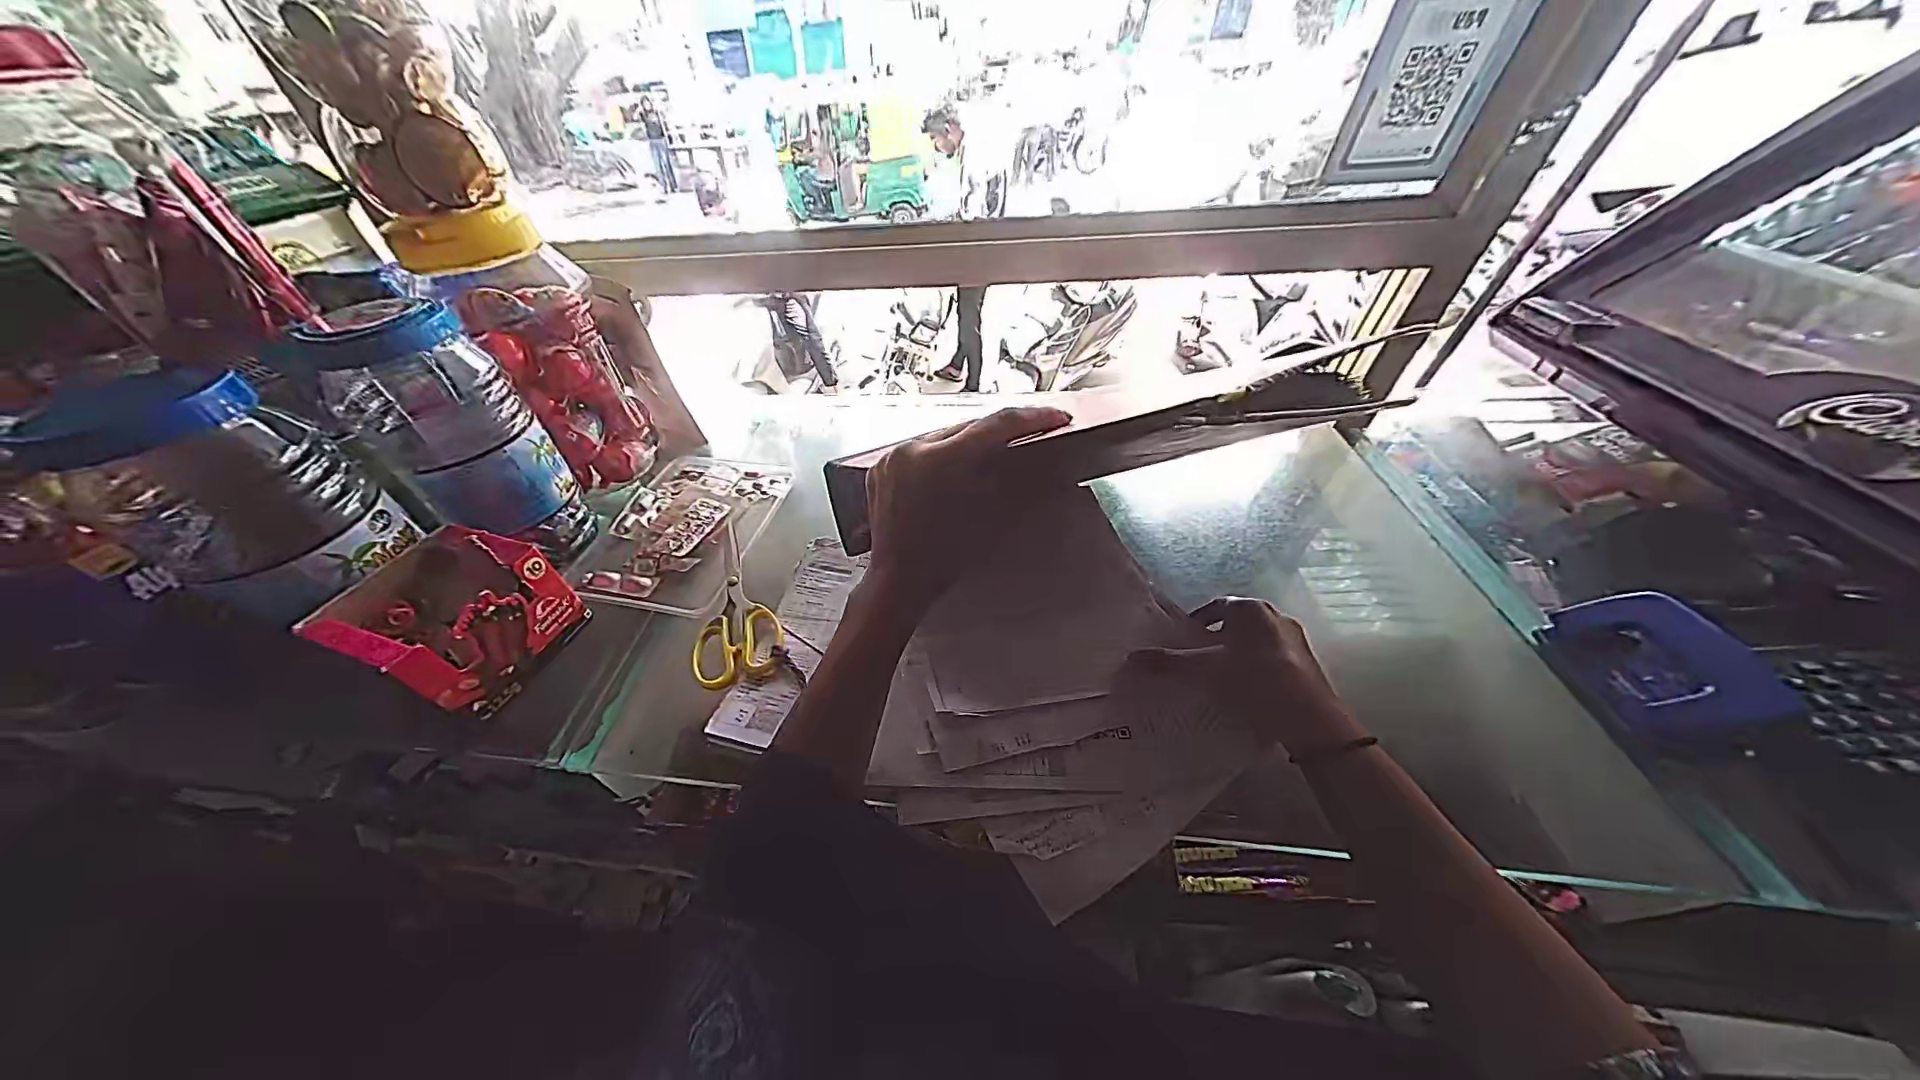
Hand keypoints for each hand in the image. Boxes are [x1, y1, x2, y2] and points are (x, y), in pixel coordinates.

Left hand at [865, 406, 1071, 611]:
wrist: (899, 580)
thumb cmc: (942, 559)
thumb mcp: (988, 514)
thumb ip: (999, 473)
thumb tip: (1011, 450)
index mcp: (943, 461)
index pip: (996, 425)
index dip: (1032, 418)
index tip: (1053, 417)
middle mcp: (913, 451)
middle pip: (968, 426)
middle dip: (997, 432)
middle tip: (1027, 434)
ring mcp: (892, 458)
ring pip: (942, 436)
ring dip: (965, 444)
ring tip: (986, 458)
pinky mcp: (881, 467)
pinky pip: (918, 451)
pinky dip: (938, 458)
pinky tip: (950, 473)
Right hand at [1129, 597, 1364, 753]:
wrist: (1308, 717)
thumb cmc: (1253, 680)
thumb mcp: (1205, 670)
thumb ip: (1169, 662)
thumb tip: (1130, 658)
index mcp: (1249, 608)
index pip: (1216, 606)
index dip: (1198, 621)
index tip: (1186, 639)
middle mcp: (1274, 615)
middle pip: (1237, 622)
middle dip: (1219, 637)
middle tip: (1201, 658)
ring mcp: (1295, 638)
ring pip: (1257, 639)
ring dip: (1240, 652)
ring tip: (1223, 676)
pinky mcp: (1308, 662)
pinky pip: (1274, 656)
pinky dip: (1258, 666)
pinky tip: (1249, 689)